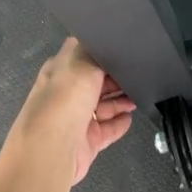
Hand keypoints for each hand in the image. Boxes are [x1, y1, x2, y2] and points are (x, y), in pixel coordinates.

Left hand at [12, 38, 135, 184]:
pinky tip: (131, 117)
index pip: (83, 55)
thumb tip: (106, 41)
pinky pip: (107, 130)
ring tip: (140, 95)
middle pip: (96, 81)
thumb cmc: (65, 99)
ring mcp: (76, 119)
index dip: (102, 51)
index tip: (125, 47)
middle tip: (139, 72)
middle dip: (116, 77)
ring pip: (103, 106)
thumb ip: (97, 50)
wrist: (51, 150)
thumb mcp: (82, 61)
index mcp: (60, 71)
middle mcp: (67, 93)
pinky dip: (119, 124)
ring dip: (121, 100)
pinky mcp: (86, 142)